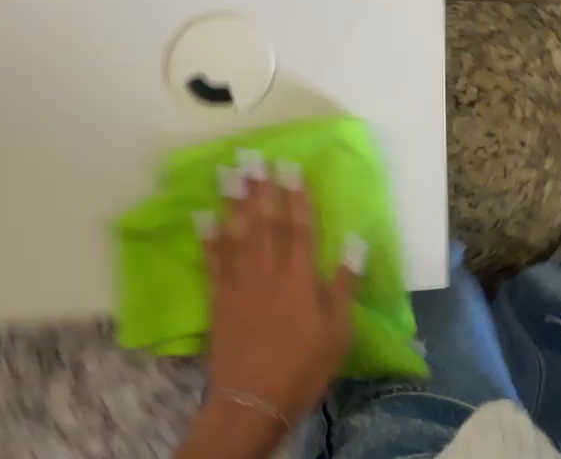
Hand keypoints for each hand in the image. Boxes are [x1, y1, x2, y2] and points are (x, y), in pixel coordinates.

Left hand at [178, 157, 357, 458]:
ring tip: (230, 173)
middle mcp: (269, 272)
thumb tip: (356, 241)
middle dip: (261, 188)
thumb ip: (344, 284)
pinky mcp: (219, 301)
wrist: (253, 402)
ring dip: (235, 202)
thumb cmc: (303, 366)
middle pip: (265, 222)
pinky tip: (204, 216)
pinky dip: (208, 238)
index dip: (295, 195)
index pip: (299, 226)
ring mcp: (240, 285)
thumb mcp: (337, 330)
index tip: (291, 167)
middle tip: (255, 157)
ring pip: (238, 234)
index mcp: (300, 277)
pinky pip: (213, 263)